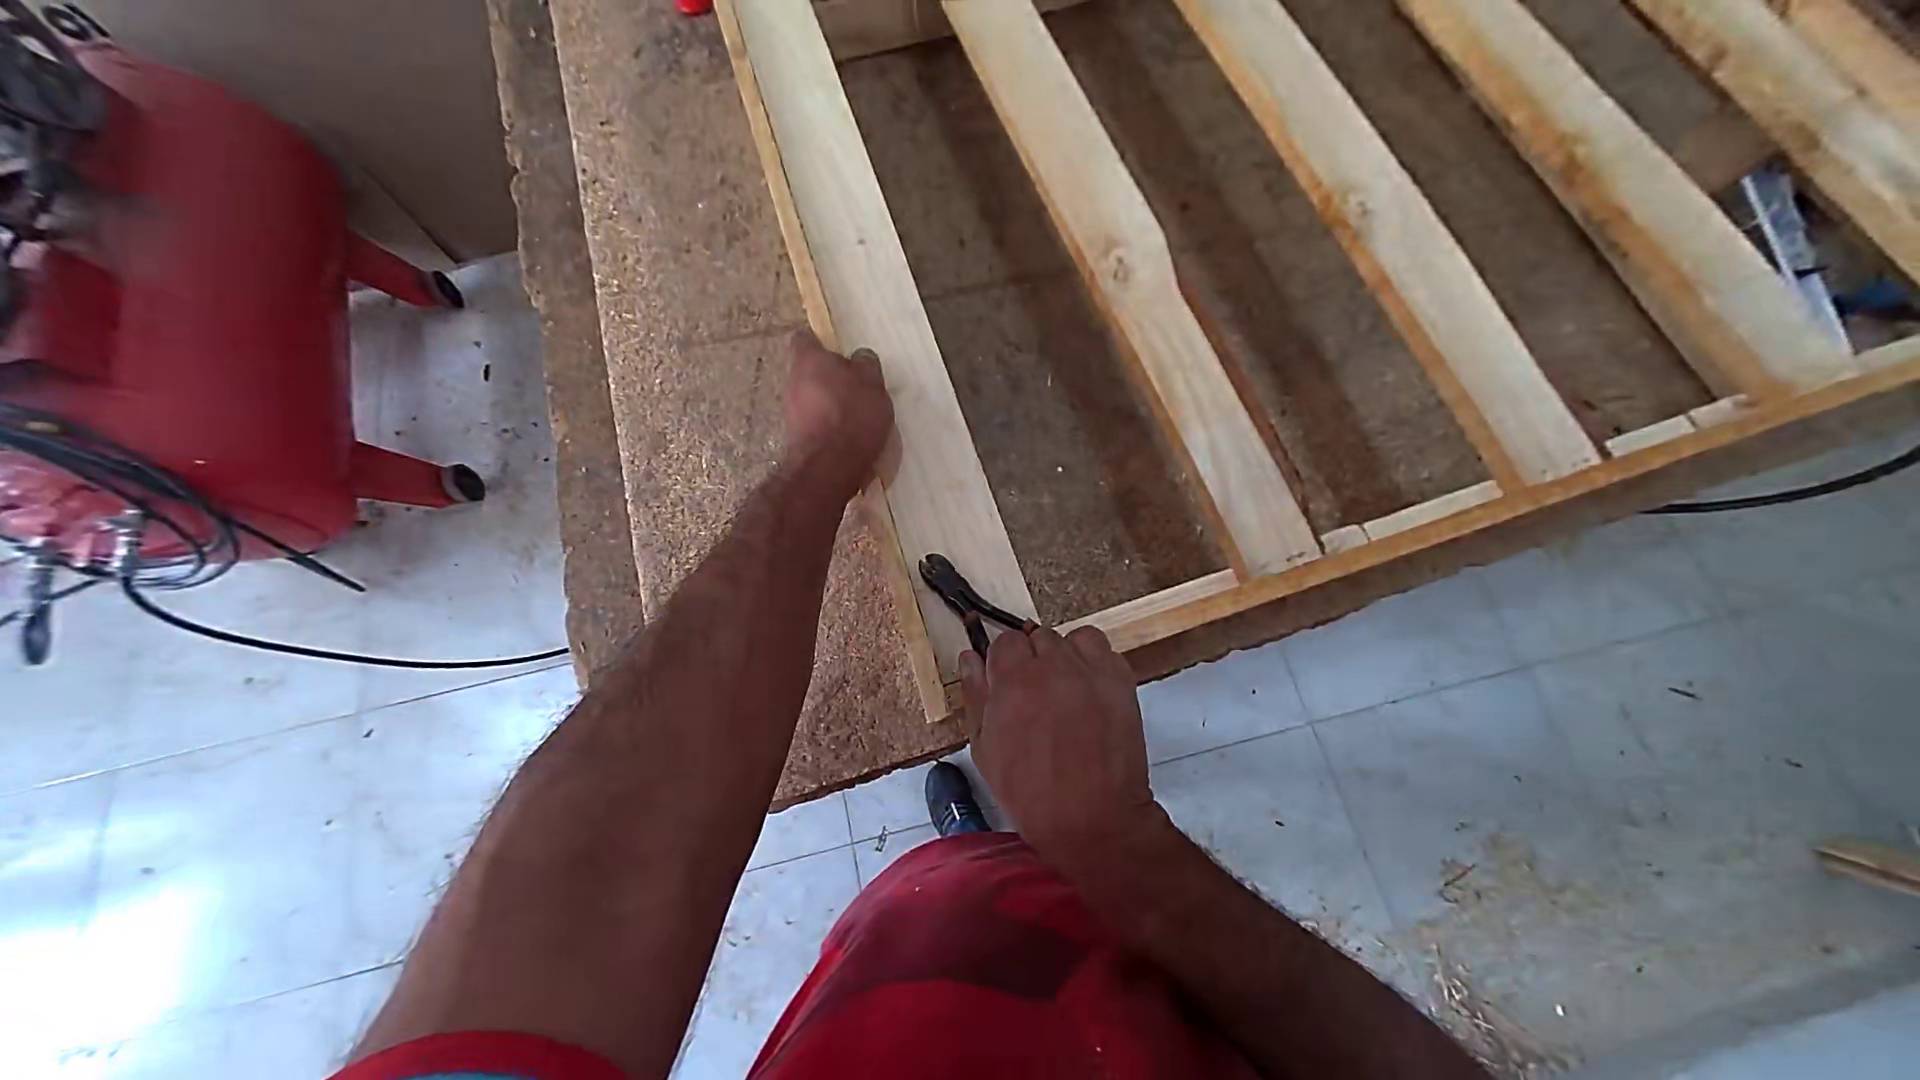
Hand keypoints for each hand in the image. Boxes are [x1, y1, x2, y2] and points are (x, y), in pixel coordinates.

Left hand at [782, 330, 894, 500]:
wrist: (830, 466)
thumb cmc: (853, 415)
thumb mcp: (873, 383)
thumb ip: (866, 365)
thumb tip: (859, 358)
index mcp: (808, 359)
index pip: (805, 338)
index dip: (821, 343)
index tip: (840, 353)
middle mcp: (792, 381)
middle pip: (810, 371)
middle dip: (830, 378)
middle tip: (857, 389)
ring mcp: (790, 410)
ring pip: (811, 398)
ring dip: (829, 404)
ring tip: (857, 417)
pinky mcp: (795, 436)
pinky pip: (814, 422)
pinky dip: (828, 426)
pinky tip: (848, 437)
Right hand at [959, 626, 1164, 868]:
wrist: (1092, 818)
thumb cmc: (1031, 792)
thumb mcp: (985, 748)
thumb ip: (975, 695)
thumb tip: (969, 658)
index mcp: (1014, 681)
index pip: (1005, 641)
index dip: (1003, 663)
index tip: (1006, 682)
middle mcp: (1053, 667)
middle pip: (1037, 636)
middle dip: (1032, 660)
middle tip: (1034, 694)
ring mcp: (1090, 671)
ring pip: (1070, 638)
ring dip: (1063, 656)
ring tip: (1063, 688)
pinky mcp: (1120, 680)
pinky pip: (1102, 650)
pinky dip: (1093, 662)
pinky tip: (1087, 689)